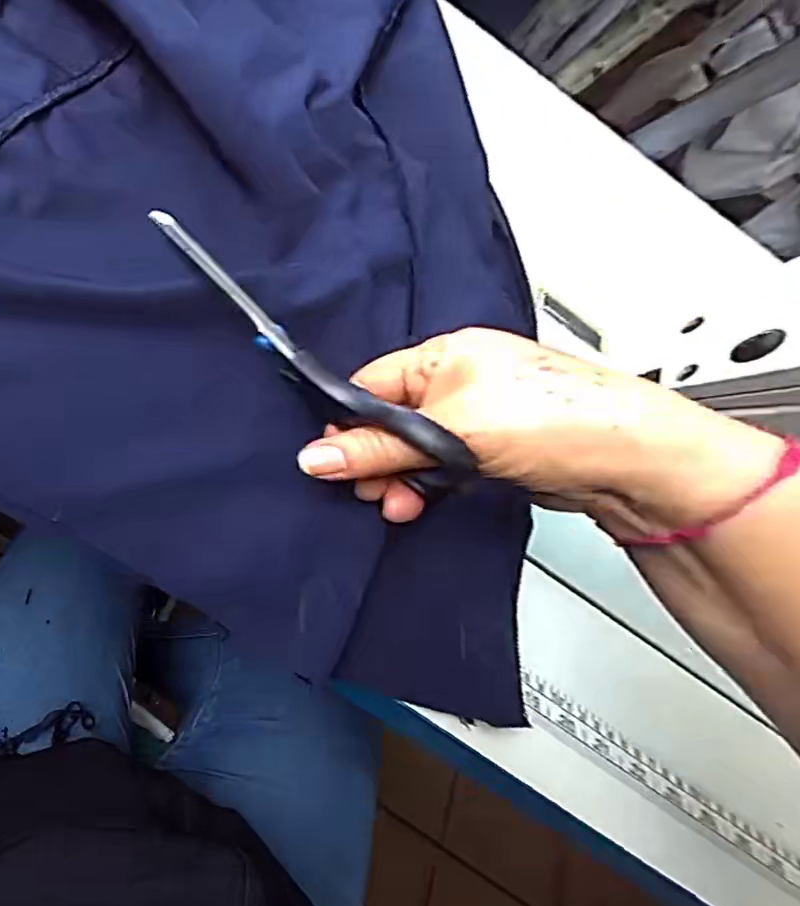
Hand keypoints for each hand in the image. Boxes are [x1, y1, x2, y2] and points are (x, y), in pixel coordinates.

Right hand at [294, 327, 785, 533]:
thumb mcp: (448, 435)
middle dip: (371, 462)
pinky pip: (427, 464)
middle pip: (380, 424)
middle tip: (369, 487)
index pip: (365, 389)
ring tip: (399, 501)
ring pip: (402, 450)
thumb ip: (371, 449)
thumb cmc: (567, 424)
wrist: (645, 466)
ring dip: (392, 480)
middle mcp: (455, 378)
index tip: (334, 460)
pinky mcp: (482, 444)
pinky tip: (416, 500)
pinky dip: (417, 485)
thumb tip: (311, 458)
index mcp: (445, 354)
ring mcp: (470, 413)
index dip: (345, 427)